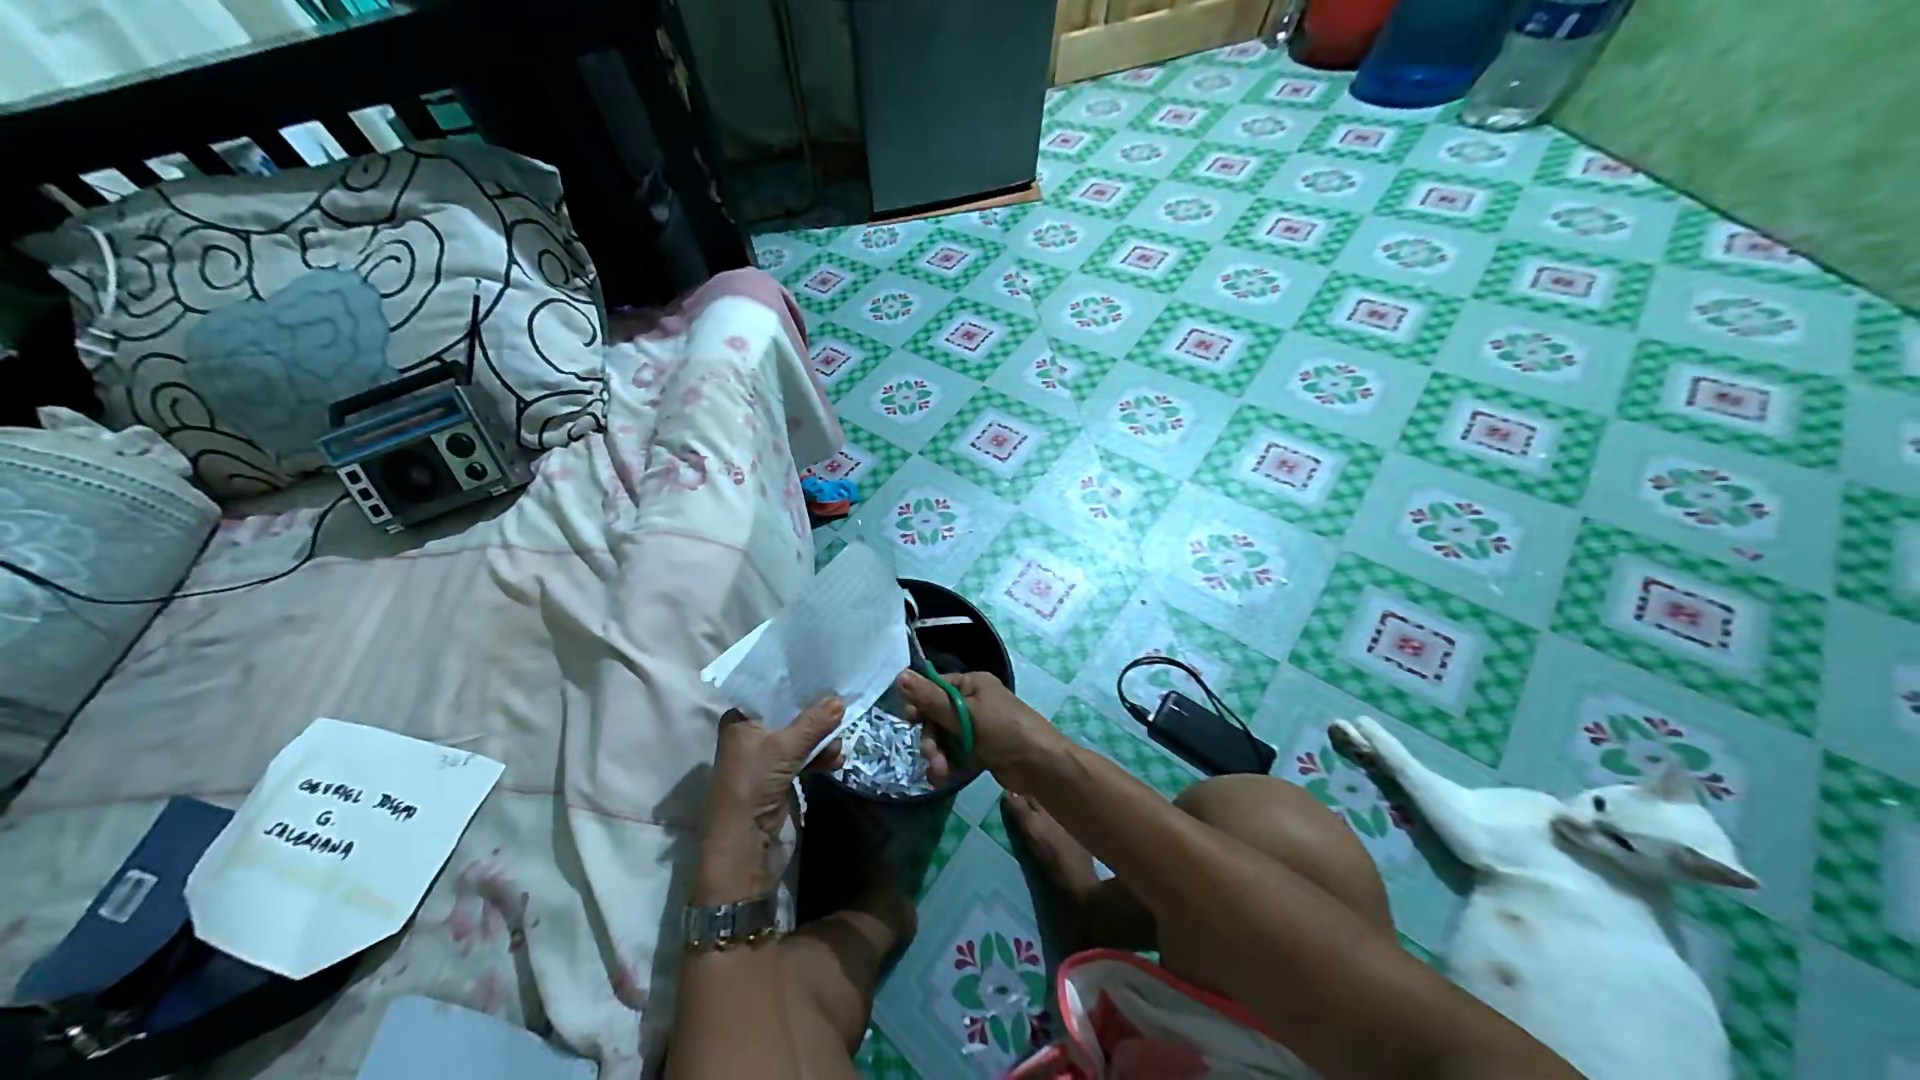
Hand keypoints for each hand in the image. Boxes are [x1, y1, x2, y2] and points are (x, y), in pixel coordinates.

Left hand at [697, 697, 844, 902]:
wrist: (744, 841)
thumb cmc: (752, 782)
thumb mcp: (784, 747)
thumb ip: (814, 722)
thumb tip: (839, 700)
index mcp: (741, 719)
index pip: (770, 691)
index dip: (797, 685)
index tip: (825, 676)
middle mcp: (751, 733)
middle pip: (790, 714)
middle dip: (817, 716)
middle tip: (840, 713)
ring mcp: (766, 756)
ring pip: (802, 736)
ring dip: (822, 739)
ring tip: (838, 748)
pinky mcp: (780, 774)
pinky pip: (805, 756)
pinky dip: (819, 756)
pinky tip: (836, 760)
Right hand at [895, 670, 1071, 794]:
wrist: (1040, 765)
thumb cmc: (1003, 730)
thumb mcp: (964, 714)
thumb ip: (930, 699)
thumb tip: (899, 675)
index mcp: (972, 684)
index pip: (936, 688)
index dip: (921, 704)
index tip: (910, 720)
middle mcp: (973, 702)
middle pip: (937, 717)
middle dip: (931, 738)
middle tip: (930, 756)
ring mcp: (977, 728)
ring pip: (944, 739)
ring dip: (937, 755)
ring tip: (940, 772)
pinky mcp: (980, 750)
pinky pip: (955, 754)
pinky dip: (948, 765)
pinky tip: (942, 778)